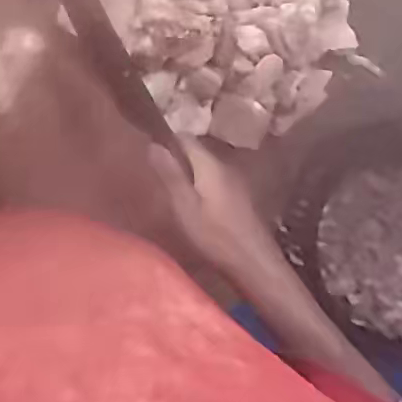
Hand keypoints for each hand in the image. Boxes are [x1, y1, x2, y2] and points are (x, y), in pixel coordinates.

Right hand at [151, 137, 396, 401]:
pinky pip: (212, 176)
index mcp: (210, 164)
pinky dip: (197, 179)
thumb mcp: (184, 206)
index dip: (165, 137)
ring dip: (186, 166)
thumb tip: (153, 143)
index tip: (145, 141)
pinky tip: (188, 194)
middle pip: (195, 148)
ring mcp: (234, 180)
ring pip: (204, 163)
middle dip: (174, 150)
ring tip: (164, 176)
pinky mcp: (238, 195)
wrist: (256, 265)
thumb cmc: (215, 236)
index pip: (184, 137)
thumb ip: (170, 175)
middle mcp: (225, 165)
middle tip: (151, 161)